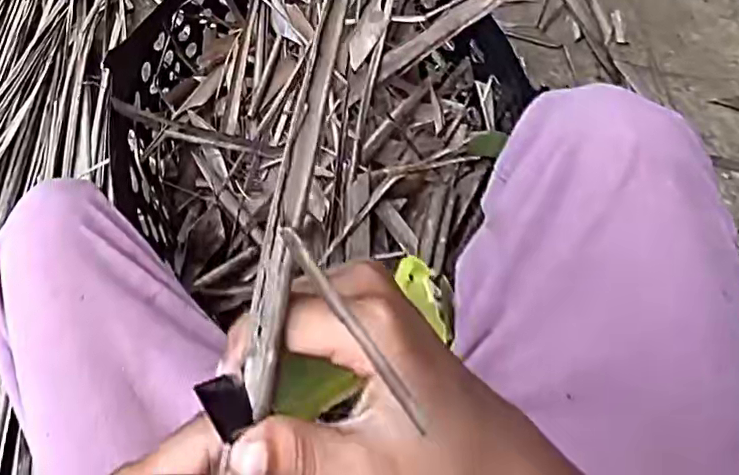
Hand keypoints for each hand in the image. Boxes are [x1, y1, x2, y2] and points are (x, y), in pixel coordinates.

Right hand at [116, 261, 580, 474]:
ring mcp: (367, 284)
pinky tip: (300, 387)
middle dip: (258, 360)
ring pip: (289, 310)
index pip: (276, 322)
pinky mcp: (369, 296)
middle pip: (280, 310)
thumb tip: (241, 446)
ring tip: (276, 404)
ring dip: (274, 356)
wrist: (505, 457)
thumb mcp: (377, 468)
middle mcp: (364, 282)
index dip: (246, 365)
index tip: (234, 409)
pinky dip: (296, 350)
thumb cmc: (456, 461)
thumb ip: (304, 452)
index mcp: (368, 313)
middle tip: (253, 413)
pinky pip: (309, 313)